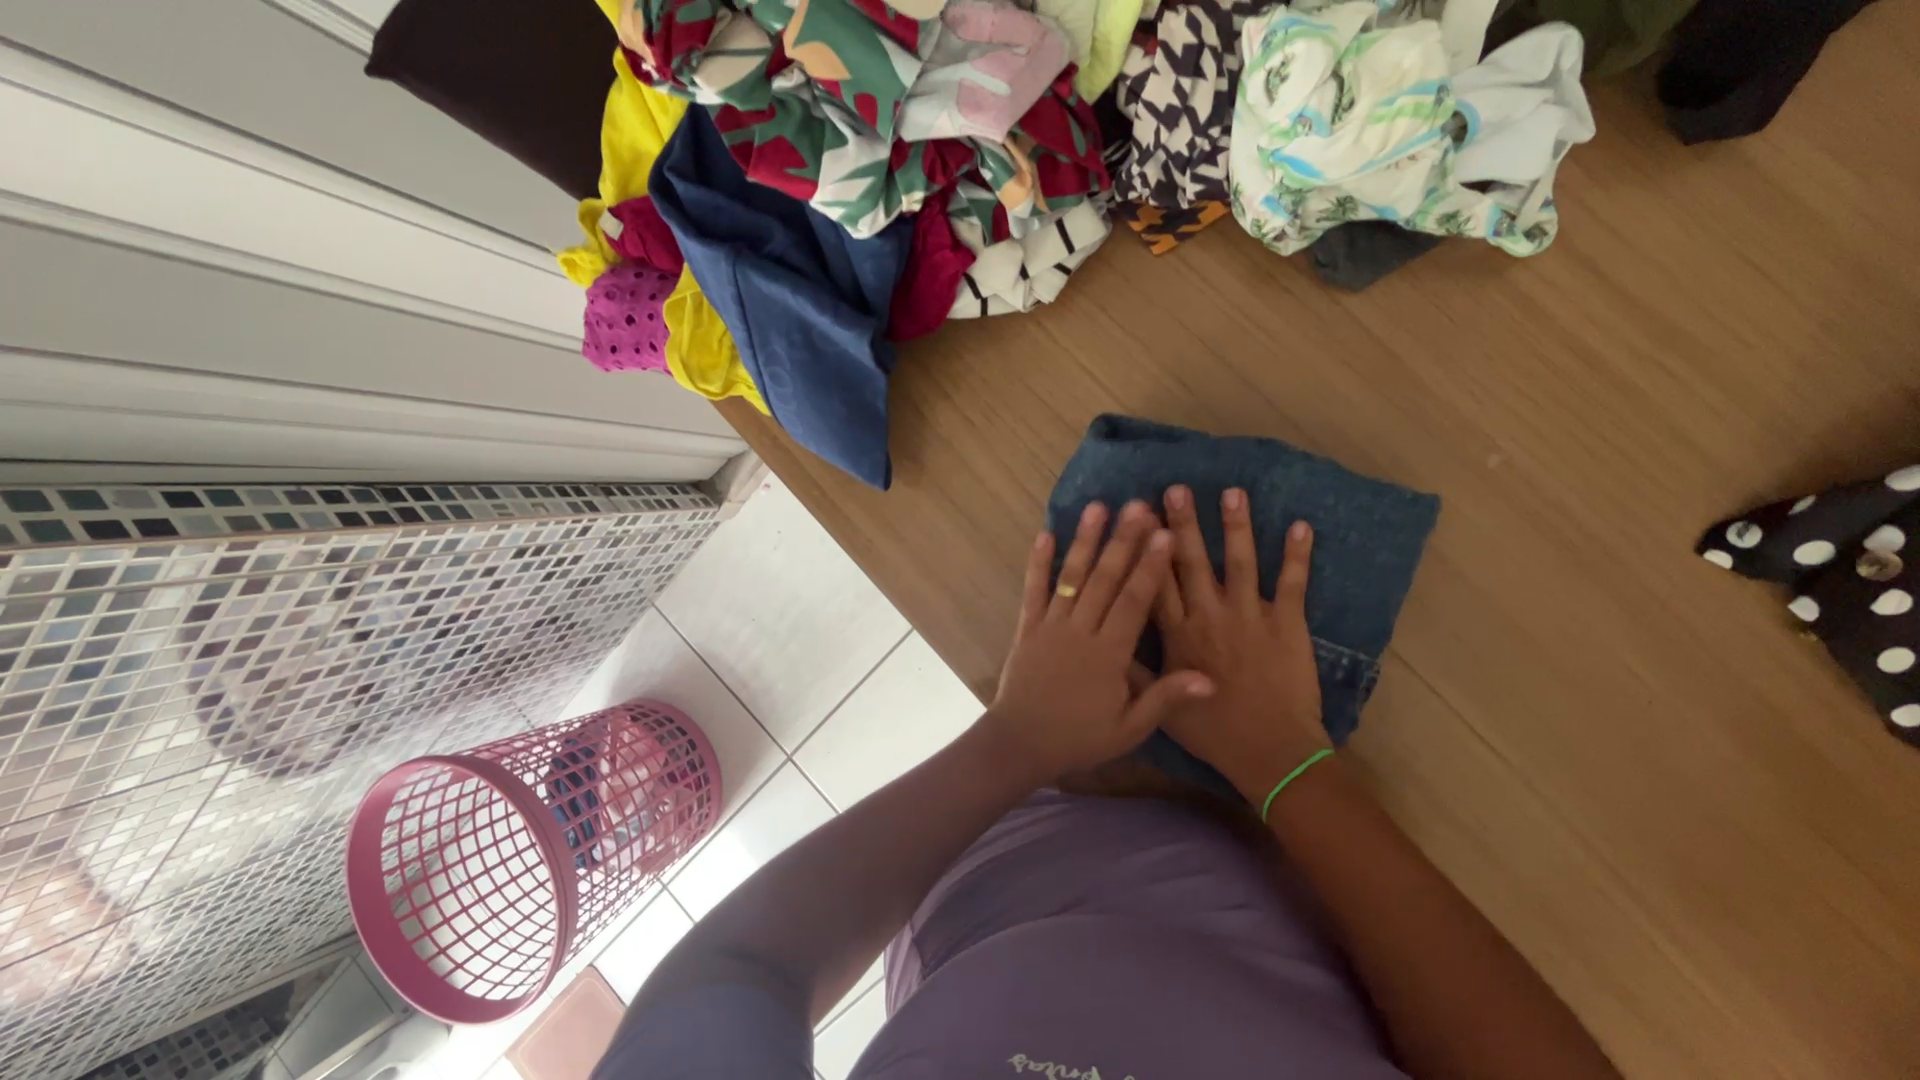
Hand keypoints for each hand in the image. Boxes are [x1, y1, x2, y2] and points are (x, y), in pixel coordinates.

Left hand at [986, 500, 1214, 782]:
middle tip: (1139, 505)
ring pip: (1071, 577)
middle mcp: (1080, 631)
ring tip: (1097, 507)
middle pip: (1105, 579)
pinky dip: (1038, 562)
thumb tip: (1210, 680)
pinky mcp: (1026, 627)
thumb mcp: (1129, 728)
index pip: (1134, 601)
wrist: (1021, 743)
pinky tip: (1045, 533)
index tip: (1165, 534)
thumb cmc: (1080, 738)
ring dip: (1084, 541)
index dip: (1150, 567)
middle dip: (1123, 541)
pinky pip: (1033, 590)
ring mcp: (1050, 626)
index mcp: (1109, 654)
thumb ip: (1165, 698)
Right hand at [1155, 485, 1328, 801]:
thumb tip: (1108, 647)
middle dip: (1184, 523)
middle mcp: (1209, 616)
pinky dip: (1298, 555)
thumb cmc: (1212, 733)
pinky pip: (1293, 583)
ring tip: (1232, 491)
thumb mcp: (1159, 708)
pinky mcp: (1287, 624)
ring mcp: (1250, 616)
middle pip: (1192, 562)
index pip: (1156, 581)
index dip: (1146, 548)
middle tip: (1177, 488)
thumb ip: (1136, 674)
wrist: (1270, 751)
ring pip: (1240, 562)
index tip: (1137, 517)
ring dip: (1236, 525)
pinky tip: (1300, 525)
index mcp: (1178, 634)